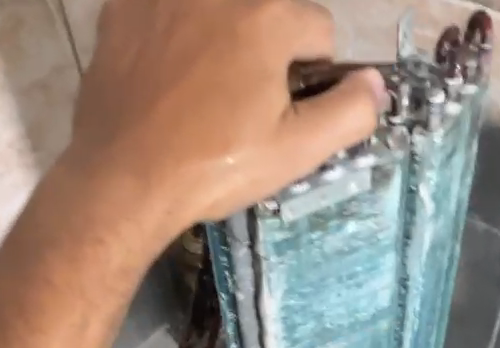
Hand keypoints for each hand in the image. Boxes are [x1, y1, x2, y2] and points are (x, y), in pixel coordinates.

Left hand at [64, 0, 385, 247]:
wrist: (123, 180)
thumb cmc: (213, 168)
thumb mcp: (292, 153)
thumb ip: (347, 113)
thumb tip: (376, 83)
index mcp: (270, 17)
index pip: (319, 30)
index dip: (310, 76)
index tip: (282, 111)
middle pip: (269, 12)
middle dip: (266, 50)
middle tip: (238, 105)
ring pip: (219, 10)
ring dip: (222, 35)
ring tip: (202, 89)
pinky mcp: (124, 6)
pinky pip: (169, 7)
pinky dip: (173, 29)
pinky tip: (165, 72)